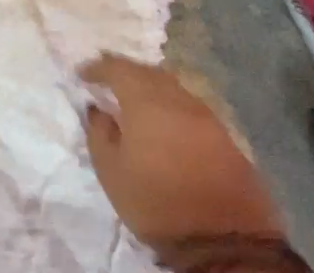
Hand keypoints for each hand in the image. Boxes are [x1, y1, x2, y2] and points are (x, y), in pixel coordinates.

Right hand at [81, 53, 284, 258]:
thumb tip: (100, 110)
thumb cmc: (154, 201)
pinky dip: (175, 109)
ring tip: (136, 100)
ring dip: (154, 89)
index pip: (119, 69)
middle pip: (152, 74)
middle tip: (108, 79)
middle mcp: (183, 106)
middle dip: (127, 72)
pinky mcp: (232, 146)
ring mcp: (213, 125)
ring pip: (178, 92)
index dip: (97, 67)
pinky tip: (166, 124)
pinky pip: (195, 113)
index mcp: (149, 106)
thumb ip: (100, 130)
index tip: (82, 75)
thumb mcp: (109, 167)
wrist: (225, 246)